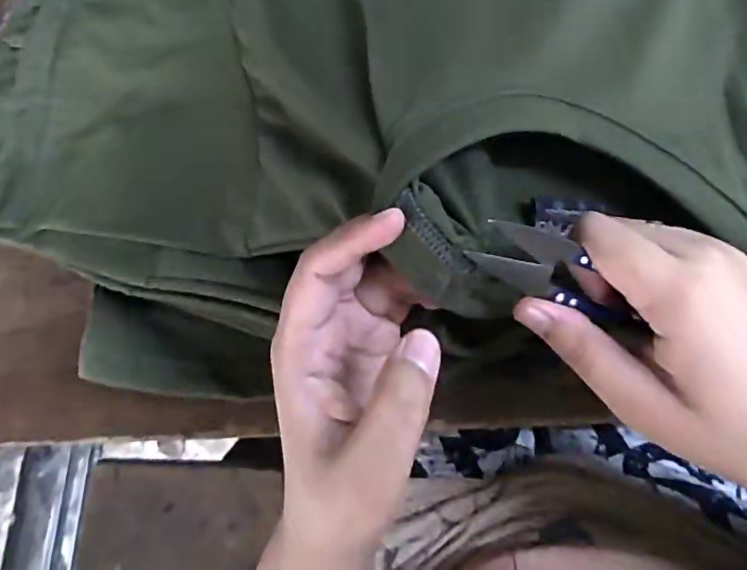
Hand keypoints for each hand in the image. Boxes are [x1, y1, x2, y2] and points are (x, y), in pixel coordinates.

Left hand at [262, 208, 440, 567]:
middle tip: (429, 219)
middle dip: (380, 238)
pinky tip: (446, 282)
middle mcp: (319, 328)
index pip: (316, 274)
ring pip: (371, 275)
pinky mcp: (372, 342)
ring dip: (405, 259)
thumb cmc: (341, 498)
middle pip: (343, 264)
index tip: (395, 220)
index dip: (351, 241)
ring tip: (446, 246)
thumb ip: (398, 403)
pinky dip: (418, 285)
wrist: (338, 528)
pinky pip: (393, 298)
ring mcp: (345, 332)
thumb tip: (425, 335)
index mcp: (300, 347)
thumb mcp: (371, 464)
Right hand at [512, 215, 746, 503]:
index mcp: (680, 287)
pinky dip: (654, 261)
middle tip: (623, 323)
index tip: (594, 310)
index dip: (578, 263)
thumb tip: (525, 304)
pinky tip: (677, 310)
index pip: (596, 231)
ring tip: (652, 320)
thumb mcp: (643, 406)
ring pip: (640, 228)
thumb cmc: (725, 431)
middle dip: (600, 265)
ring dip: (627, 263)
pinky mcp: (734, 251)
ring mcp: (723, 246)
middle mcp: (702, 250)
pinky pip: (669, 236)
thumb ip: (582, 349)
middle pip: (615, 227)